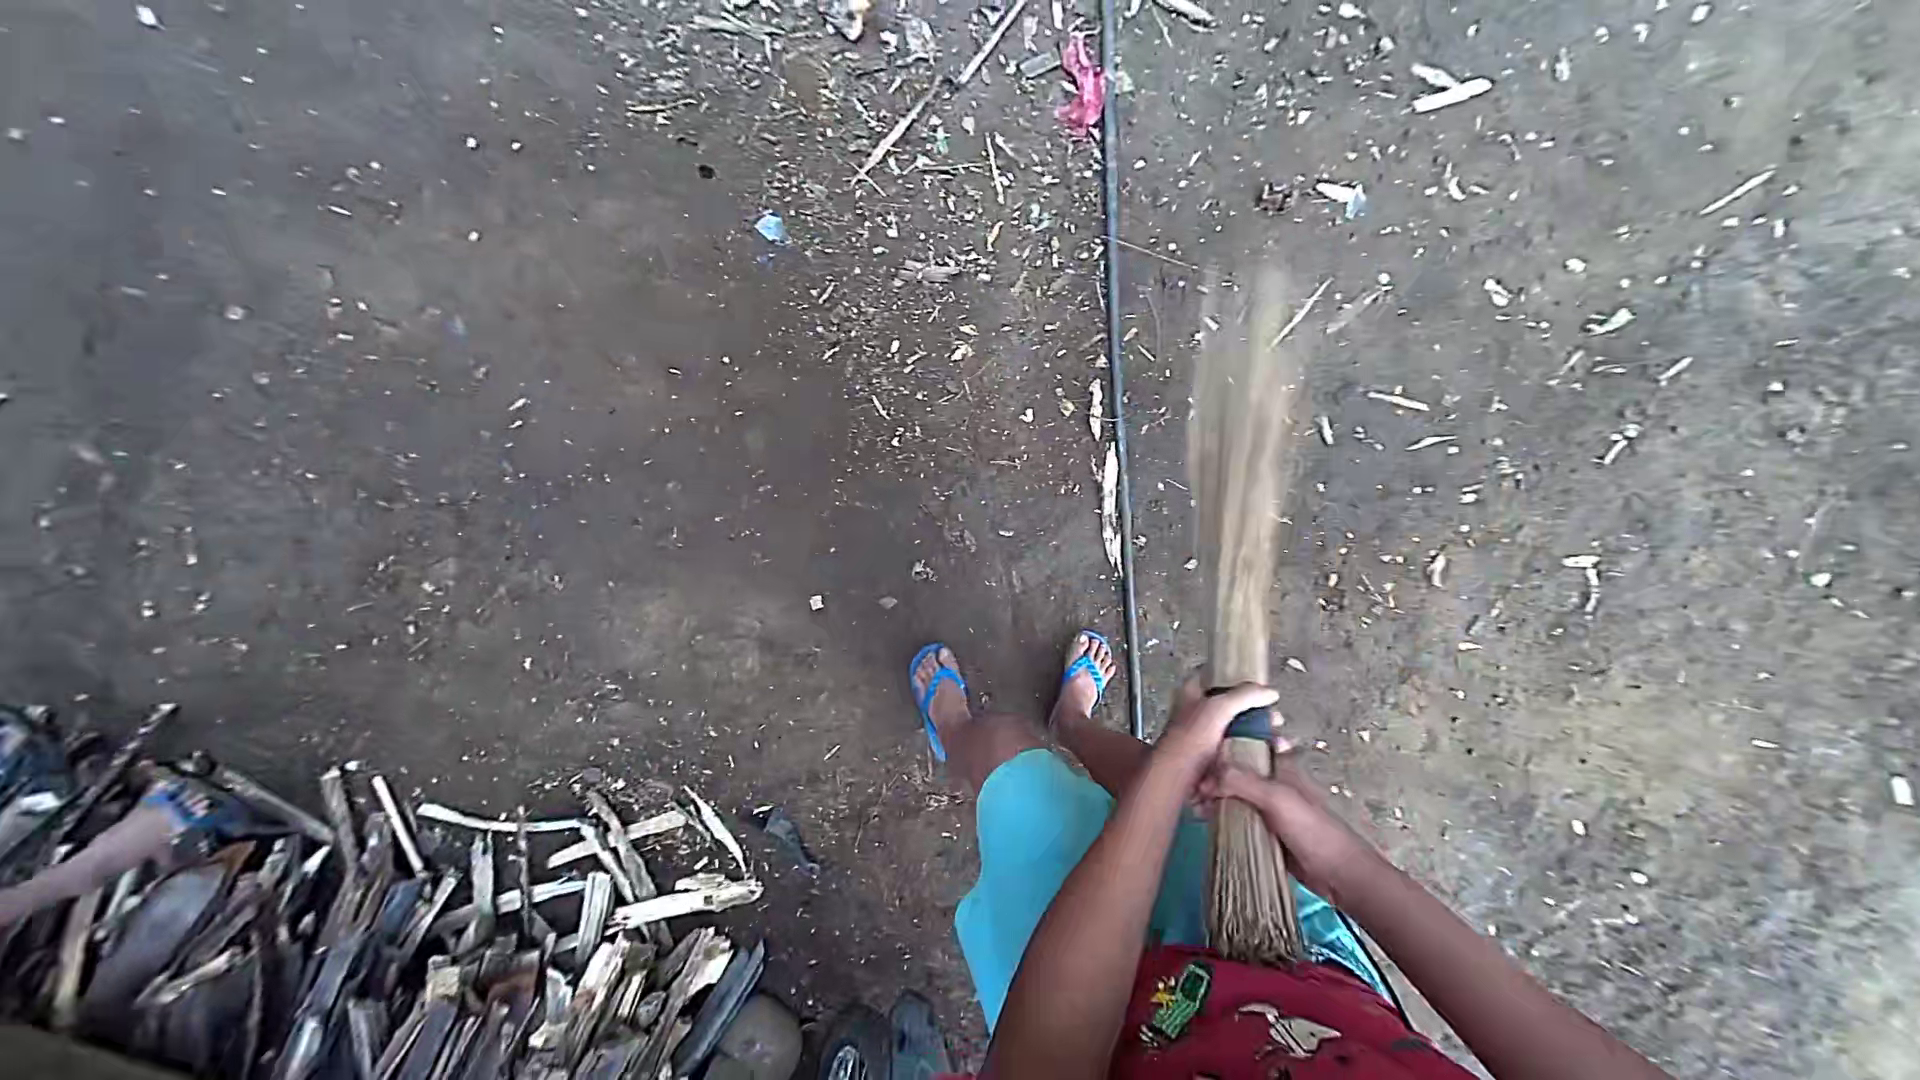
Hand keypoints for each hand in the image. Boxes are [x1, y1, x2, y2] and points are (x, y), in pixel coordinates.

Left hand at [1153, 676, 1279, 783]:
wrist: (1176, 777)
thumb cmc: (1190, 738)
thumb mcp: (1218, 708)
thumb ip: (1244, 696)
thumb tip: (1270, 692)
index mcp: (1191, 692)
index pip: (1217, 677)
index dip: (1239, 680)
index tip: (1263, 687)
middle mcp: (1197, 710)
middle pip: (1232, 704)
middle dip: (1257, 710)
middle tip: (1276, 718)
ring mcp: (1204, 734)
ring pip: (1237, 727)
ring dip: (1259, 731)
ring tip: (1278, 740)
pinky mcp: (1212, 755)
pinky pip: (1237, 747)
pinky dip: (1254, 749)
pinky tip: (1270, 753)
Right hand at [1198, 736, 1387, 902]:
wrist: (1340, 876)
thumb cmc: (1314, 830)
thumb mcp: (1277, 798)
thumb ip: (1241, 781)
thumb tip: (1205, 777)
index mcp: (1278, 765)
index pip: (1244, 743)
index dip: (1220, 745)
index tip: (1196, 753)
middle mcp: (1270, 781)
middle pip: (1233, 768)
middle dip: (1211, 774)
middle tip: (1190, 785)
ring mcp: (1266, 806)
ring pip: (1231, 792)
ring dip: (1211, 795)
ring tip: (1194, 803)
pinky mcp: (1263, 828)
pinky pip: (1234, 815)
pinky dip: (1218, 814)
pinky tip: (1203, 818)